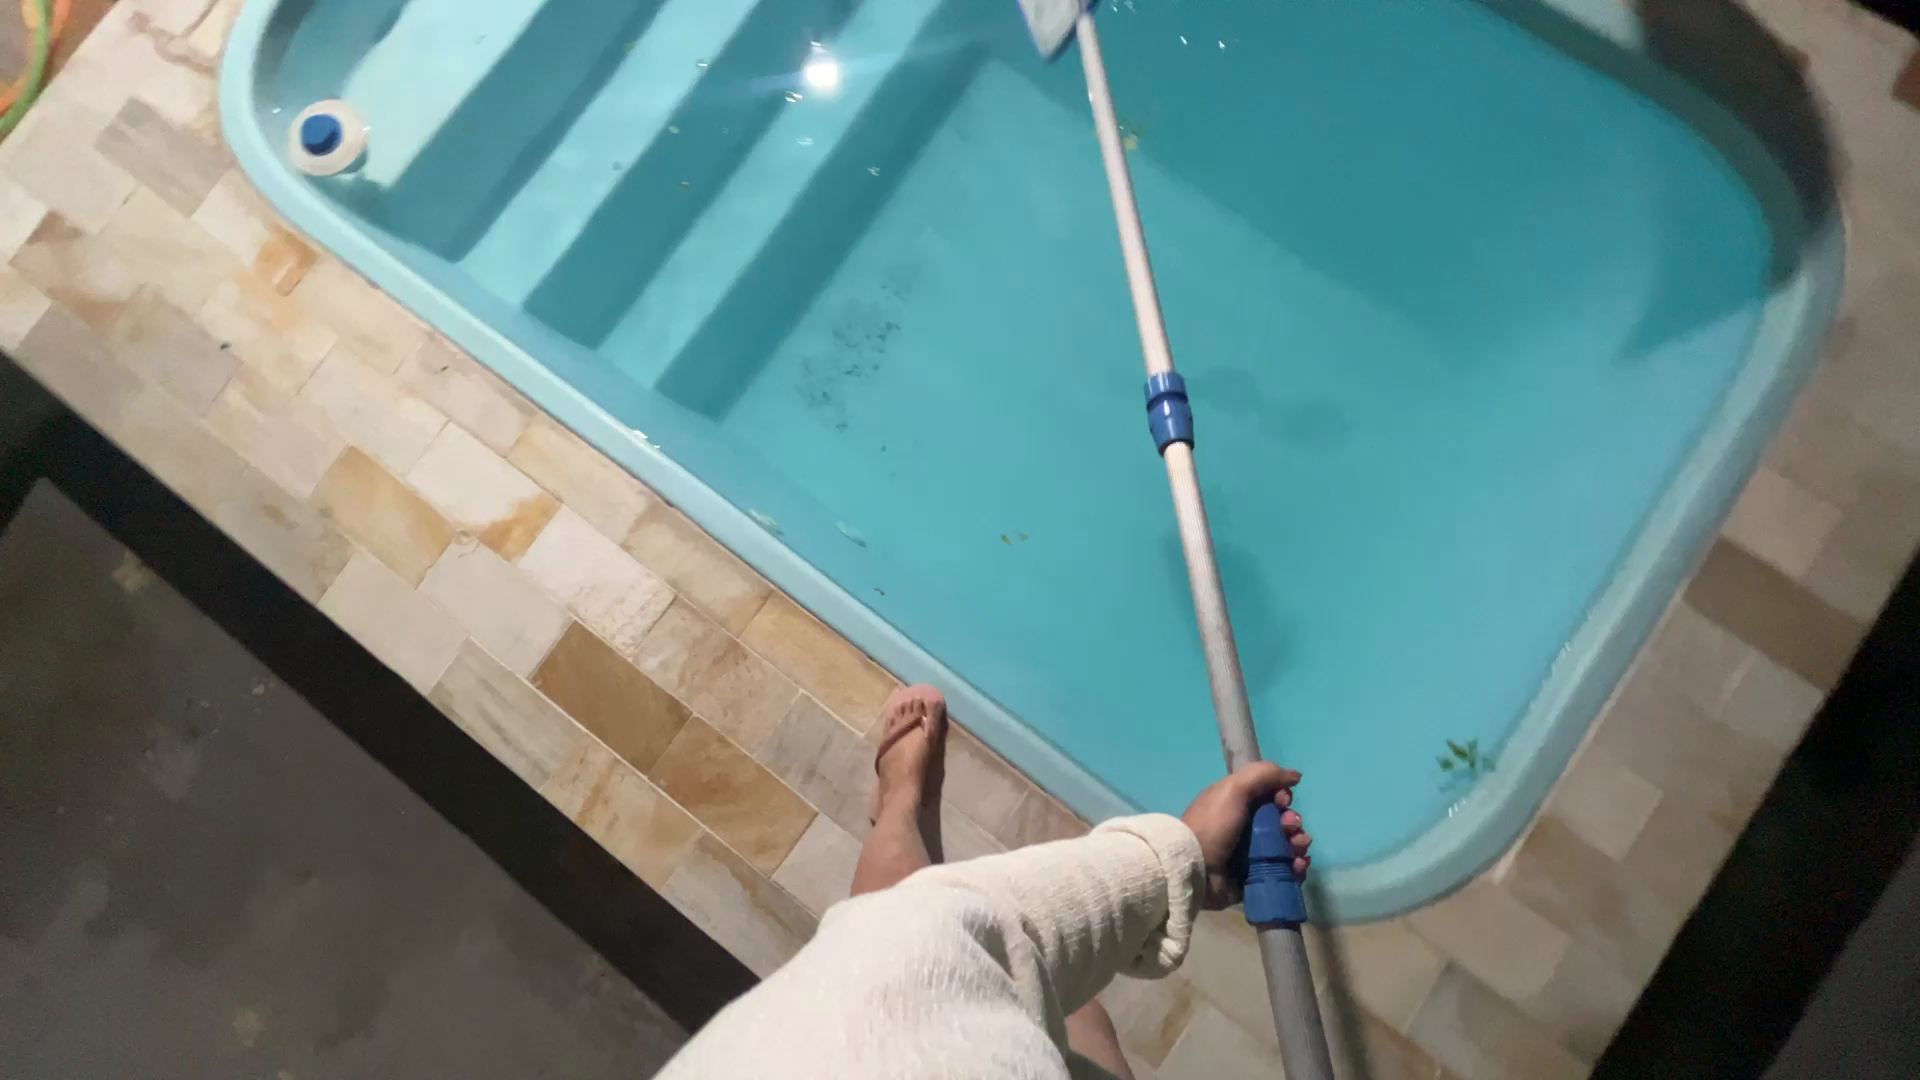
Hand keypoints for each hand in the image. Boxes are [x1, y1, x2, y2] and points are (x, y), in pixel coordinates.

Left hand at [1180, 763, 1310, 910]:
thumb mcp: (1234, 789)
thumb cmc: (1214, 823)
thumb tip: (1296, 776)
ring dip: (1299, 844)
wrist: (1197, 867)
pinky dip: (1298, 867)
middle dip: (1293, 822)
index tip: (1281, 802)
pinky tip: (1298, 866)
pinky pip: (1288, 869)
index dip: (1282, 796)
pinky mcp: (1261, 874)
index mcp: (1240, 802)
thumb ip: (1263, 775)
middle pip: (1283, 820)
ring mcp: (1255, 852)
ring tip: (1297, 850)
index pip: (1271, 795)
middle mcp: (1249, 825)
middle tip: (1288, 829)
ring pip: (1289, 844)